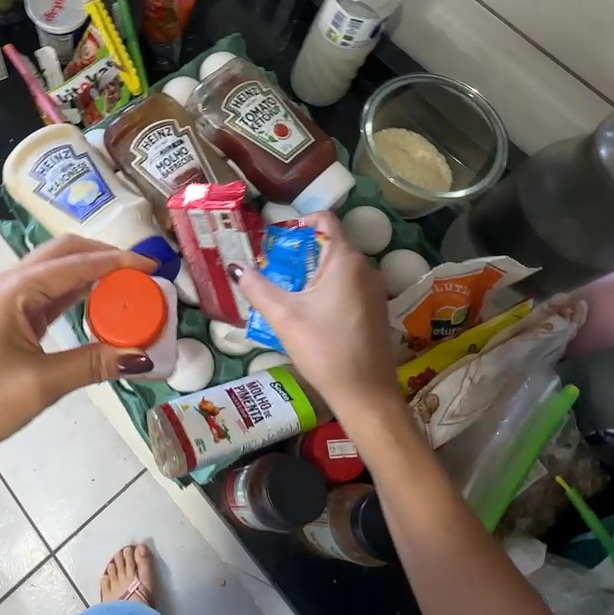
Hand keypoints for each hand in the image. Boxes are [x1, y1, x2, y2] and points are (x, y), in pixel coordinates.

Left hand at [0, 235, 157, 465]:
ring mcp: (8, 299)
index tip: (154, 266)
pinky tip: (104, 303)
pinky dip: (80, 291)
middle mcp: (9, 284)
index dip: (116, 262)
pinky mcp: (11, 316)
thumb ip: (94, 365)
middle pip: (64, 253)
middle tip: (145, 274)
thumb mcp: (41, 385)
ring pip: (58, 270)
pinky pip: (51, 292)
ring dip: (93, 272)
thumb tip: (143, 355)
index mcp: (12, 291)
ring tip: (132, 286)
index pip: (74, 263)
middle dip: (106, 257)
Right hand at [230, 211, 402, 417]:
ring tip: (289, 291)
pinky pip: (351, 284)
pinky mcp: (377, 309)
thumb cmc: (324, 349)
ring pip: (341, 266)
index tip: (278, 240)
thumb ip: (256, 287)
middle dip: (302, 250)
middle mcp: (366, 268)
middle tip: (275, 268)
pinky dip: (330, 287)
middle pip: (332, 243)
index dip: (300, 222)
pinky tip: (312, 312)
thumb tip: (235, 267)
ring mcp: (375, 289)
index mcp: (345, 260)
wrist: (366, 395)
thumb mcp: (283, 316)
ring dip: (315, 271)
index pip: (326, 219)